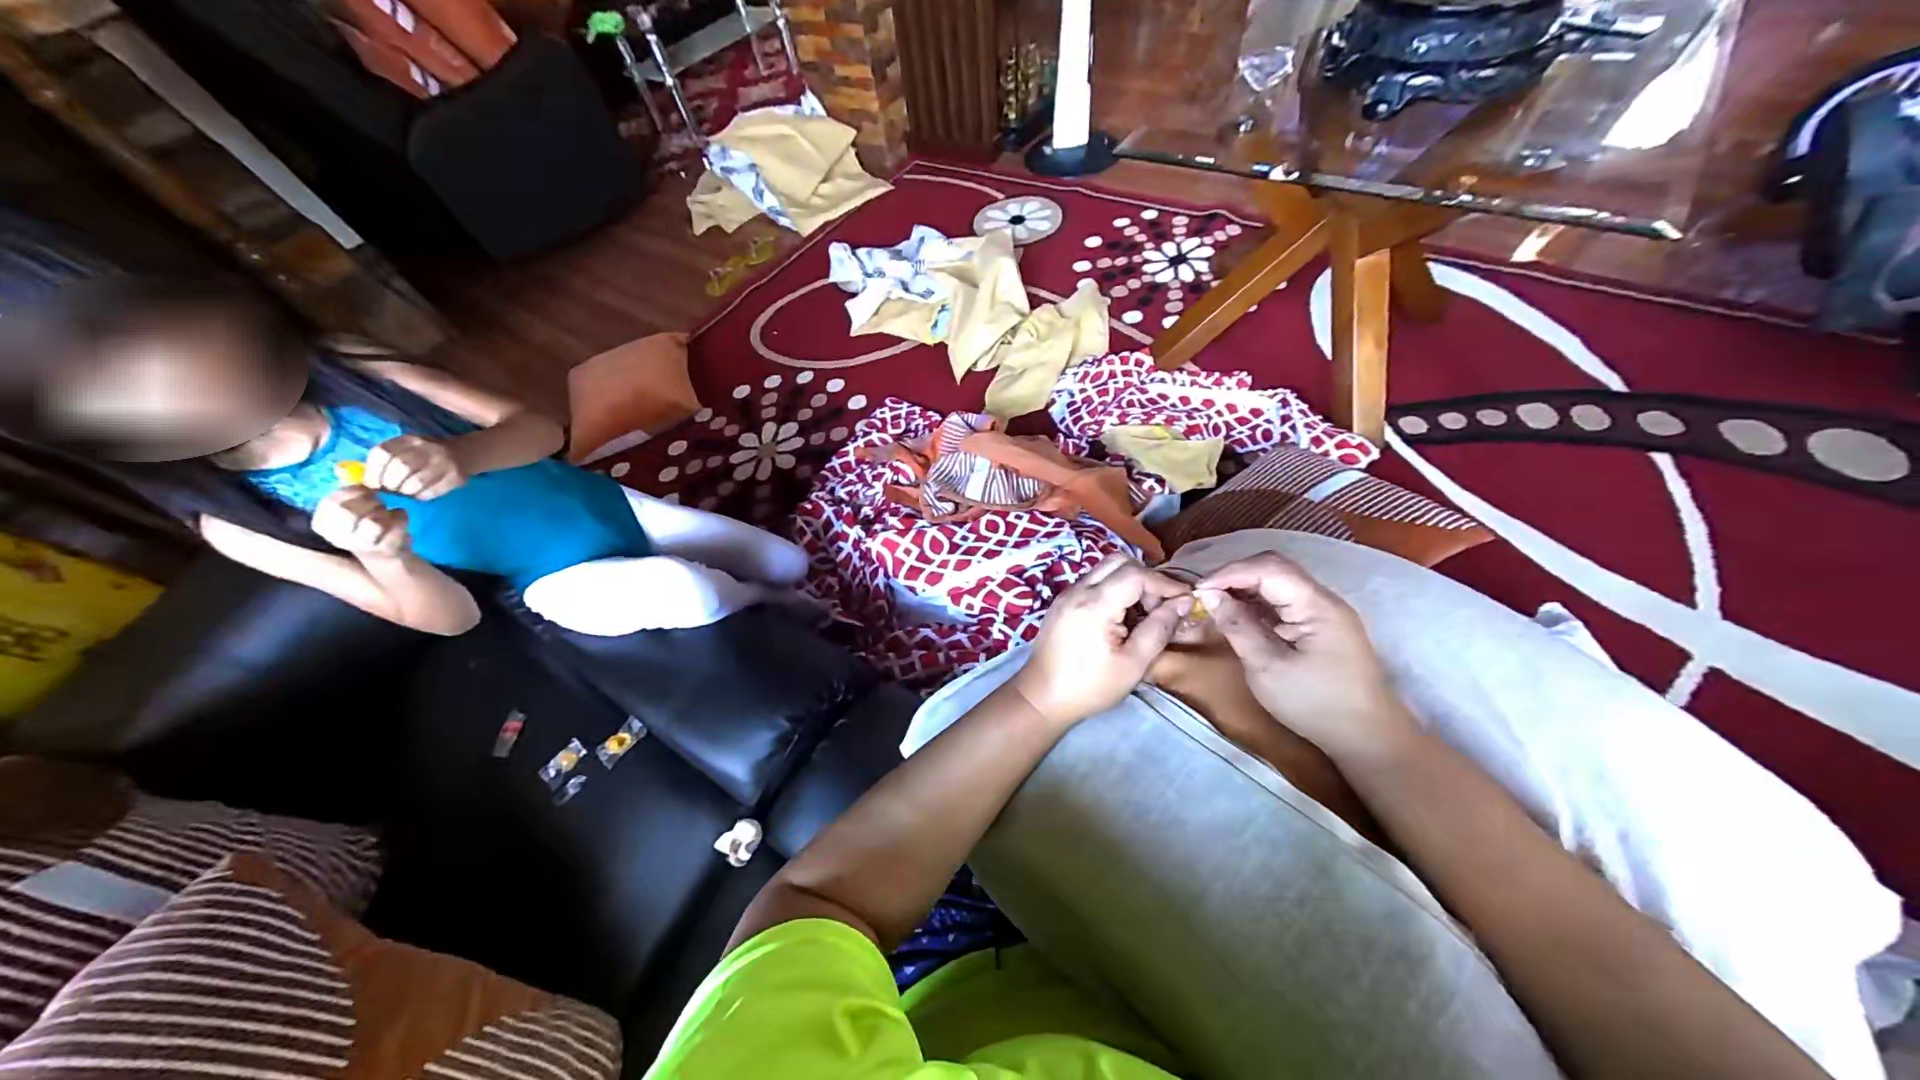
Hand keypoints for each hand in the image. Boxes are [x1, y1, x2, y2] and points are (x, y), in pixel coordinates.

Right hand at [311, 487, 410, 556]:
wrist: (384, 553)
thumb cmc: (364, 523)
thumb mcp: (351, 507)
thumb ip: (349, 493)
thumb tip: (350, 474)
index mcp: (323, 524)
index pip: (330, 503)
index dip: (351, 492)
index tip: (365, 490)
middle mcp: (337, 537)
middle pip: (347, 511)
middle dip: (368, 501)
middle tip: (378, 501)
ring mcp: (361, 545)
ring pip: (372, 521)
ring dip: (384, 511)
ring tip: (386, 512)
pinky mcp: (386, 548)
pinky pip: (396, 524)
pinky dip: (401, 516)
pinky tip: (398, 518)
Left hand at [365, 435, 465, 498]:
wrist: (464, 453)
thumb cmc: (425, 454)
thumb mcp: (405, 449)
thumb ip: (386, 461)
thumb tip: (366, 482)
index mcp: (409, 439)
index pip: (383, 454)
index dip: (374, 472)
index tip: (373, 484)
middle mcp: (427, 448)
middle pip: (400, 468)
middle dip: (391, 484)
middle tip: (392, 490)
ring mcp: (444, 462)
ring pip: (416, 482)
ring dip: (407, 491)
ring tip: (406, 492)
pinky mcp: (456, 476)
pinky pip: (432, 491)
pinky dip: (422, 496)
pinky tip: (420, 494)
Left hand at [1009, 555, 1193, 726]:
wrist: (1041, 698)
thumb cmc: (1089, 687)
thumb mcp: (1133, 664)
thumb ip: (1158, 629)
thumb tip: (1182, 603)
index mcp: (1094, 604)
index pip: (1137, 574)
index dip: (1165, 583)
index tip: (1185, 599)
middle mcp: (1078, 590)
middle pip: (1120, 562)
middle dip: (1147, 578)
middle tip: (1160, 606)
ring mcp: (1067, 594)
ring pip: (1105, 569)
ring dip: (1130, 582)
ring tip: (1143, 614)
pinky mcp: (1062, 602)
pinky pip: (1093, 581)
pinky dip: (1114, 589)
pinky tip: (1122, 617)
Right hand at [1194, 553, 1418, 764]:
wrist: (1367, 736)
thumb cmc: (1315, 704)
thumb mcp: (1266, 668)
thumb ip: (1237, 626)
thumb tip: (1210, 595)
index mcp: (1316, 605)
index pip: (1267, 568)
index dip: (1229, 573)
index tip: (1198, 590)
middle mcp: (1323, 599)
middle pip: (1274, 567)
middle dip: (1235, 575)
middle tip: (1205, 595)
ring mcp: (1324, 611)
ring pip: (1279, 581)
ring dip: (1245, 587)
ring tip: (1216, 603)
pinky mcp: (1320, 624)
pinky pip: (1284, 600)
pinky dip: (1257, 601)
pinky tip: (1239, 614)